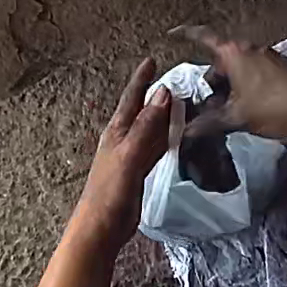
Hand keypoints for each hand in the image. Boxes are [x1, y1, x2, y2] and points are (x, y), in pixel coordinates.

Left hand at [72, 58, 172, 248]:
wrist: (101, 226)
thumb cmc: (110, 191)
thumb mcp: (130, 155)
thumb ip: (146, 126)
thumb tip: (164, 92)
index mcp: (117, 131)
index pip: (132, 98)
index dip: (141, 79)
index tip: (152, 60)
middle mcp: (123, 139)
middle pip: (143, 111)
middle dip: (158, 95)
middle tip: (179, 80)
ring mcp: (131, 155)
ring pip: (151, 129)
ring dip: (165, 116)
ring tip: (185, 103)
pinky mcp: (138, 171)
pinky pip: (155, 147)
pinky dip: (167, 138)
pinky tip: (177, 136)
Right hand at [172, 25, 286, 139]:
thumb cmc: (276, 107)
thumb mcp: (236, 117)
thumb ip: (207, 124)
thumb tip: (184, 132)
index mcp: (233, 53)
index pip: (202, 37)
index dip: (184, 34)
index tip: (171, 33)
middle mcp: (248, 49)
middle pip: (218, 62)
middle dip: (209, 83)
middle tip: (202, 106)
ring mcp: (265, 57)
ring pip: (234, 70)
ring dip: (225, 88)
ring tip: (223, 113)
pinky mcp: (278, 69)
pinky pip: (250, 74)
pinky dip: (241, 88)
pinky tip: (243, 109)